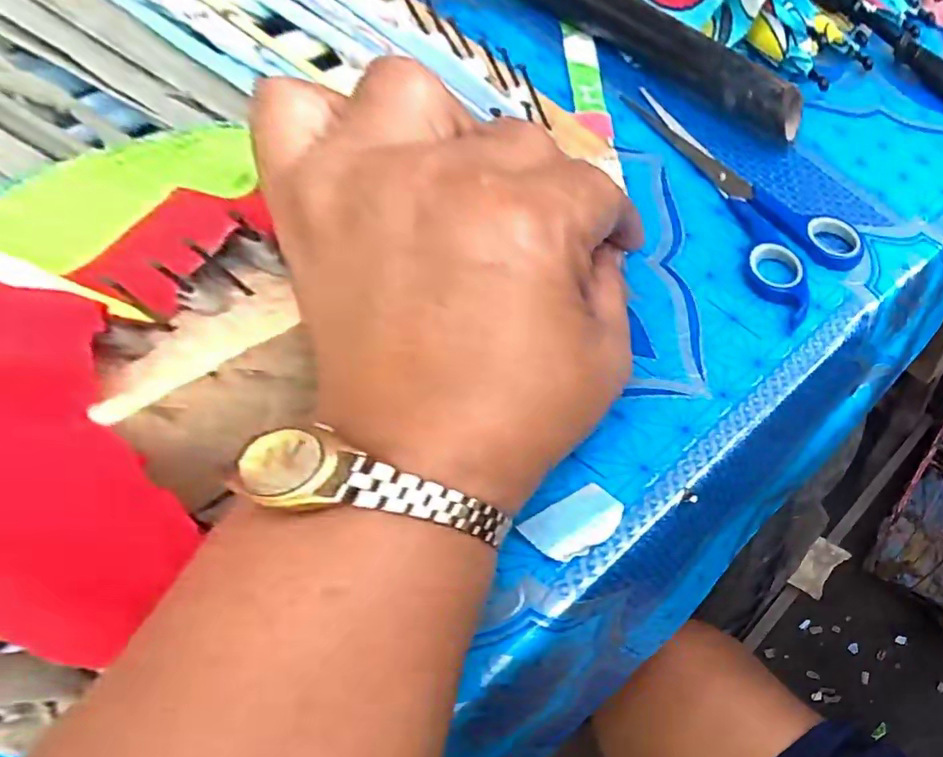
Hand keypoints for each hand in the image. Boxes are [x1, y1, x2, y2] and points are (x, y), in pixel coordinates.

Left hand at [251, 58, 643, 512]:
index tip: (614, 248)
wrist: (425, 452)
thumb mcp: (610, 352)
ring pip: (415, 91)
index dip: (617, 219)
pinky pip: (299, 103)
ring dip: (456, 131)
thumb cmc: (532, 410)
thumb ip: (611, 279)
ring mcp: (365, 173)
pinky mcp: (304, 189)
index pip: (595, 185)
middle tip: (550, 238)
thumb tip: (594, 243)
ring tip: (465, 185)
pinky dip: (340, 120)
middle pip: (521, 138)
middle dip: (554, 186)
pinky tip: (378, 168)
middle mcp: (449, 177)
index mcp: (534, 222)